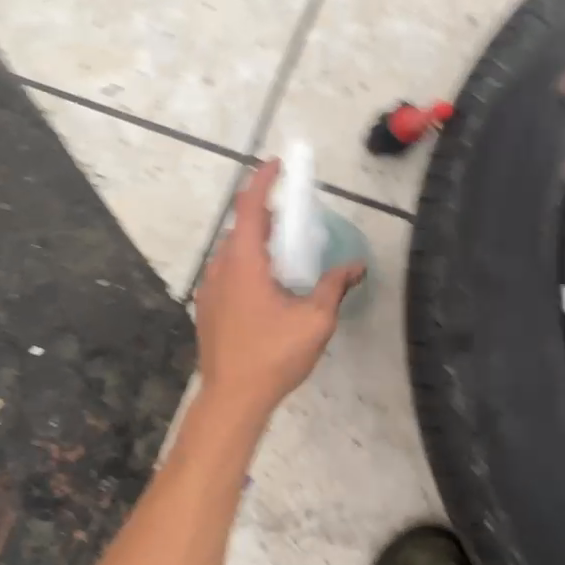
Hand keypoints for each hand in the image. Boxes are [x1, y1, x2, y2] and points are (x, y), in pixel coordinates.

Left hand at [193, 160, 363, 411]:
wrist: (232, 399)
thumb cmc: (274, 355)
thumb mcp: (315, 320)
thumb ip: (334, 286)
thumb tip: (356, 266)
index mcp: (244, 262)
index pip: (251, 207)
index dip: (263, 181)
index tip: (276, 164)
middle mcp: (221, 268)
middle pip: (242, 228)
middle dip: (268, 215)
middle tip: (296, 218)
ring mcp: (210, 290)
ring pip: (234, 252)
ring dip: (258, 243)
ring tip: (287, 254)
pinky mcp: (208, 309)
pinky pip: (229, 273)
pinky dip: (249, 265)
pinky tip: (270, 288)